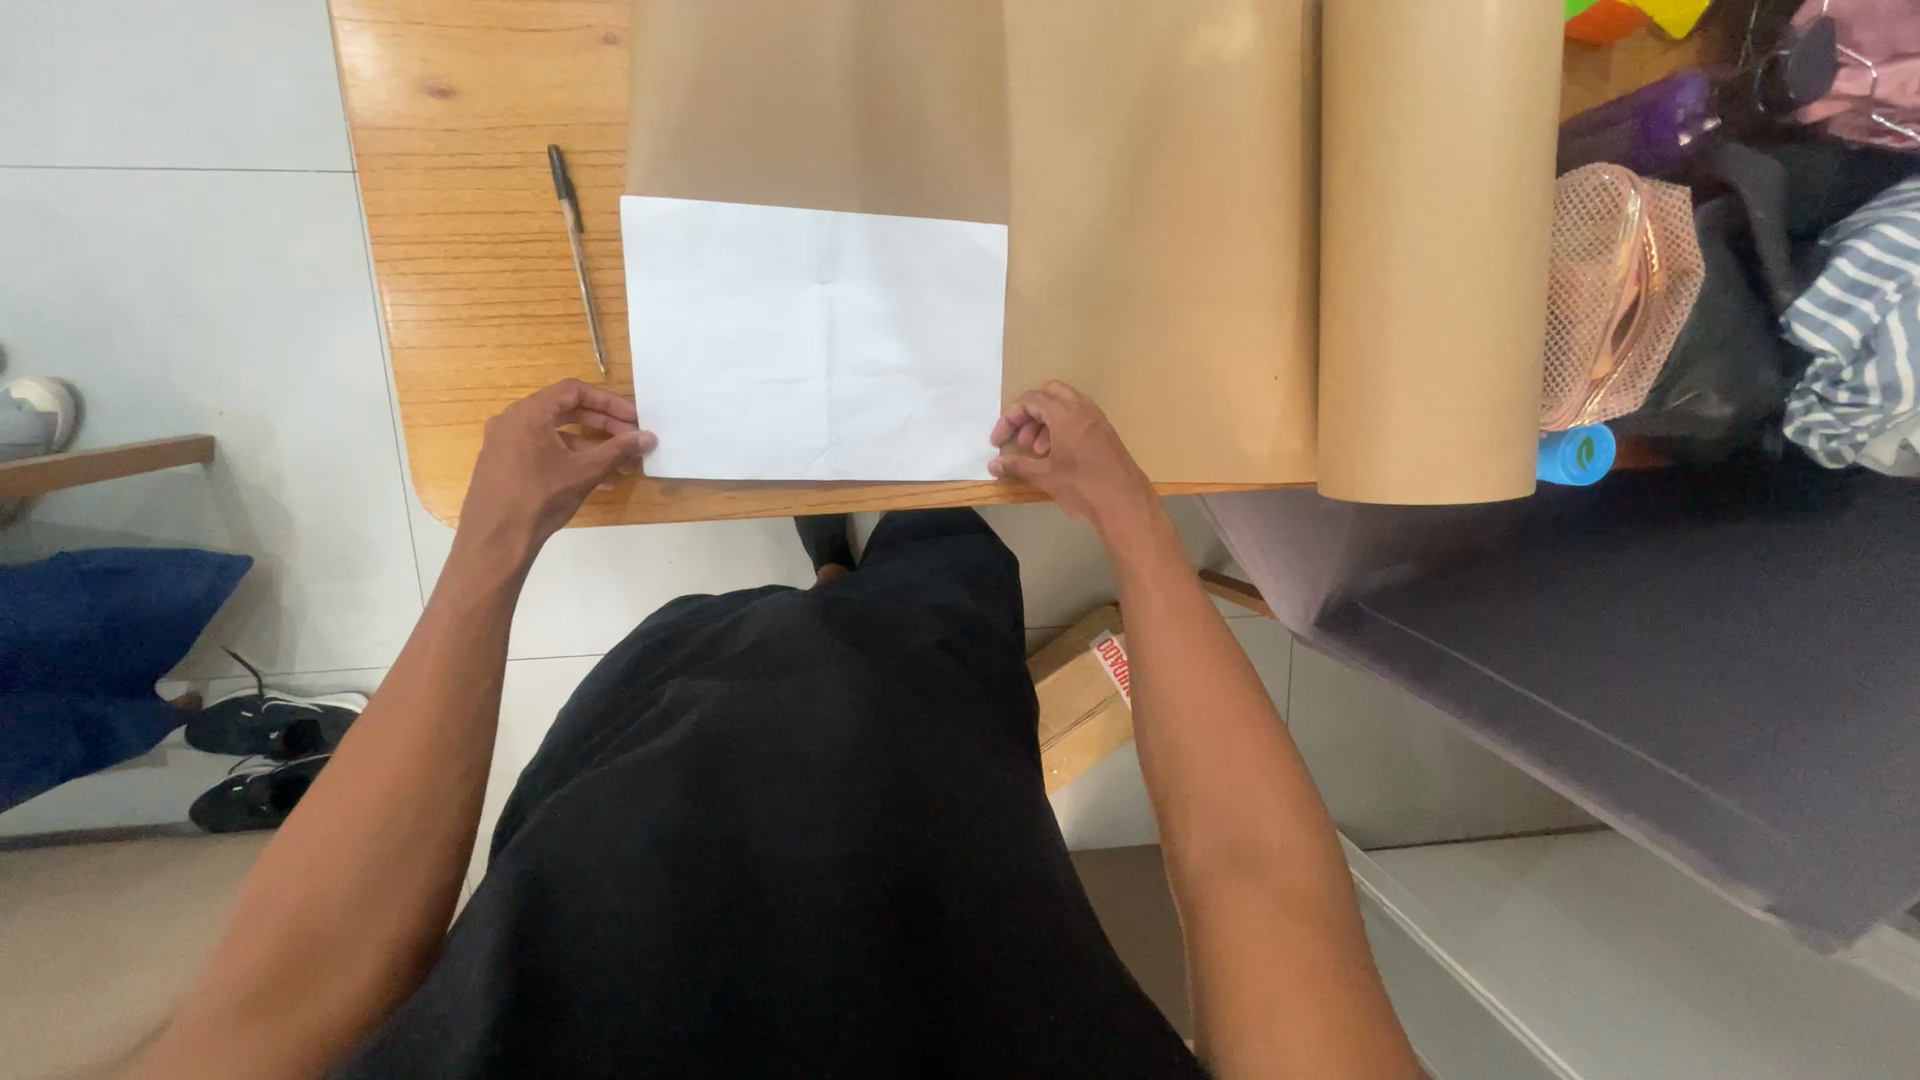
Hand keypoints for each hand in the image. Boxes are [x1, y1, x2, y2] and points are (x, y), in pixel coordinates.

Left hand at [456, 379, 656, 563]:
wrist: (495, 538)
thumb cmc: (540, 498)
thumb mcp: (585, 472)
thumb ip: (618, 450)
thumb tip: (648, 437)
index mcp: (529, 413)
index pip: (574, 391)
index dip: (608, 402)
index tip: (633, 418)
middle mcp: (513, 420)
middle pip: (566, 410)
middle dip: (603, 425)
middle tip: (631, 438)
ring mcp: (506, 442)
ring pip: (557, 434)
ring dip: (591, 446)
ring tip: (621, 465)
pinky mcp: (506, 463)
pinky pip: (545, 451)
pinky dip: (572, 458)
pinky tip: (599, 480)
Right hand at [989, 381, 1155, 531]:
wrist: (1126, 505)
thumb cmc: (1083, 488)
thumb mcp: (1045, 477)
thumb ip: (1017, 466)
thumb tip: (993, 465)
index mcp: (1066, 414)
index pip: (1031, 400)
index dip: (1010, 418)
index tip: (999, 441)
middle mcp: (1083, 410)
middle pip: (1049, 393)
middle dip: (1029, 413)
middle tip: (1021, 439)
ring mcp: (1098, 420)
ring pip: (1065, 405)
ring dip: (1045, 421)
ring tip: (1036, 451)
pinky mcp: (1106, 434)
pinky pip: (1078, 418)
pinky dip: (1062, 428)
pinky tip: (1056, 455)